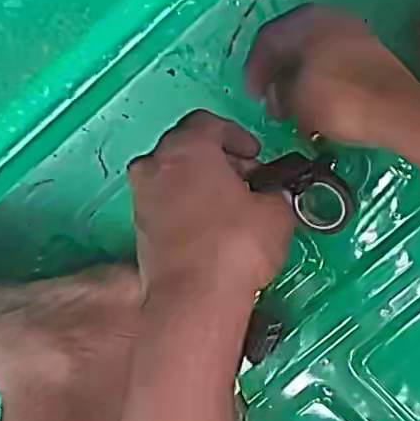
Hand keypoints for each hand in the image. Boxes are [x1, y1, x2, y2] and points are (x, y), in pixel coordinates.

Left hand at [128, 111, 295, 299]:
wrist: (198, 297)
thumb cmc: (234, 248)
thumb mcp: (276, 213)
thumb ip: (276, 194)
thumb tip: (275, 197)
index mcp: (187, 149)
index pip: (209, 123)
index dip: (237, 135)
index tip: (254, 152)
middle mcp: (156, 167)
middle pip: (188, 149)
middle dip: (220, 161)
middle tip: (249, 179)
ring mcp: (144, 199)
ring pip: (176, 177)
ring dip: (204, 185)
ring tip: (236, 207)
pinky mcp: (143, 230)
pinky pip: (170, 206)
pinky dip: (192, 209)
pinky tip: (218, 229)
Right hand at [246, 6, 419, 148]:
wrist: (399, 112)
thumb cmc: (342, 101)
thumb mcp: (299, 102)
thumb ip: (281, 97)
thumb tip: (279, 98)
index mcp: (307, 20)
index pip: (269, 39)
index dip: (255, 70)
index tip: (253, 96)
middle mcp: (332, 19)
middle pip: (295, 46)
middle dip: (280, 77)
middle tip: (274, 106)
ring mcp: (358, 37)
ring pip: (318, 59)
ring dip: (303, 84)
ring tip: (297, 112)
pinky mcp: (376, 60)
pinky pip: (339, 70)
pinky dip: (326, 87)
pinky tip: (324, 109)